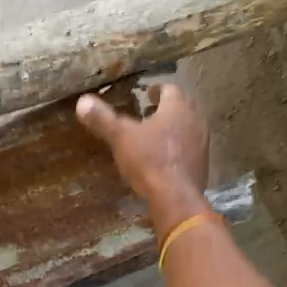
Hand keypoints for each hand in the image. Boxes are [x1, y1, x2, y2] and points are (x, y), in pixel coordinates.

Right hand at [76, 84, 211, 236]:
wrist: (175, 198)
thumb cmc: (148, 161)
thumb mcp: (120, 137)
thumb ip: (102, 119)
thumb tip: (82, 102)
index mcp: (177, 107)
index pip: (169, 89)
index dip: (157, 90)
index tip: (147, 94)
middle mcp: (195, 120)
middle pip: (183, 107)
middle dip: (168, 109)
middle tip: (152, 113)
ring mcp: (203, 144)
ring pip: (189, 129)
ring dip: (175, 129)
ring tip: (158, 136)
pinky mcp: (204, 165)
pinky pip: (191, 150)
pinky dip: (180, 149)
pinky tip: (168, 159)